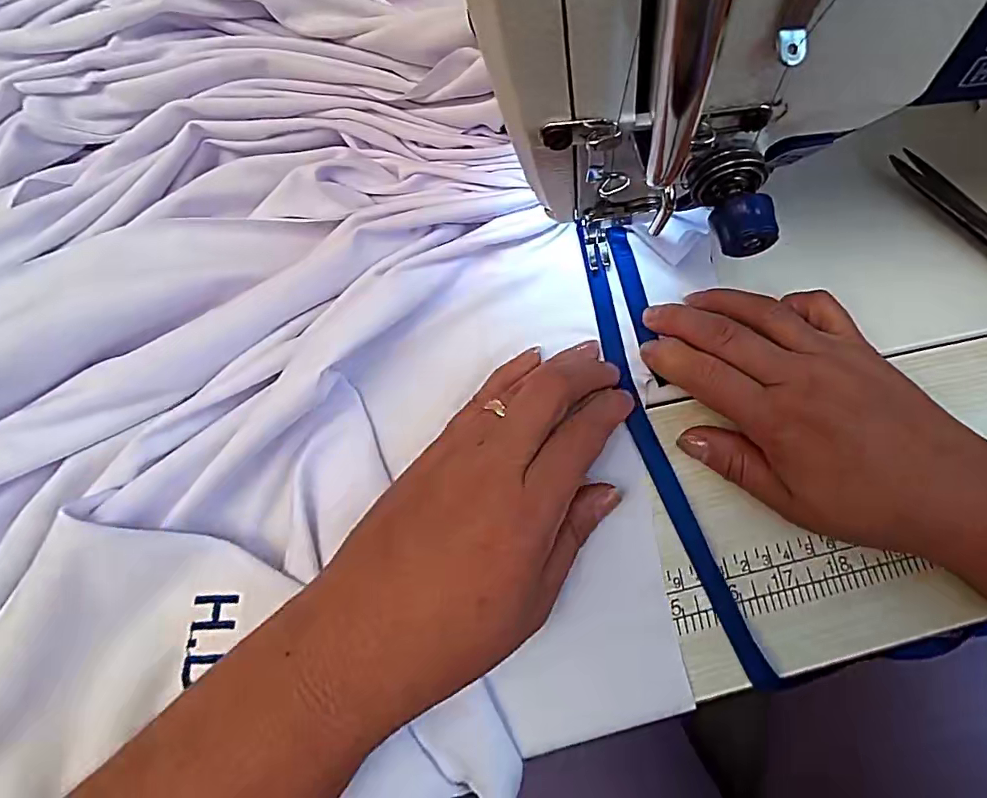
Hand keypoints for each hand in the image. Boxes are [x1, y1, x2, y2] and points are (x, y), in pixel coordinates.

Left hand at [270, 343, 634, 740]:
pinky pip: (480, 399)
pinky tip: (526, 364)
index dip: (606, 412)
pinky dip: (508, 374)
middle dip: (584, 373)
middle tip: (607, 370)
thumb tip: (604, 492)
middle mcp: (495, 469)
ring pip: (514, 388)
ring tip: (580, 354)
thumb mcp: (533, 600)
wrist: (363, 632)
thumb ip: (571, 535)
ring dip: (552, 366)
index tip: (623, 402)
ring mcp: (458, 453)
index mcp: (528, 511)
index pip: (579, 439)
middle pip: (548, 396)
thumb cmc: (452, 633)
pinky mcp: (432, 450)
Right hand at [640, 289, 986, 556]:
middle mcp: (799, 375)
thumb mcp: (792, 501)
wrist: (950, 491)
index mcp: (778, 418)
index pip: (706, 374)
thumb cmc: (875, 503)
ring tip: (694, 299)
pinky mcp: (858, 347)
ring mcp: (830, 354)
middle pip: (724, 334)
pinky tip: (773, 309)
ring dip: (722, 300)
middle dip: (680, 320)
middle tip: (655, 315)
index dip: (670, 359)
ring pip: (763, 312)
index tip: (650, 352)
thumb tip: (691, 439)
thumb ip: (735, 463)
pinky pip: (818, 307)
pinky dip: (789, 300)